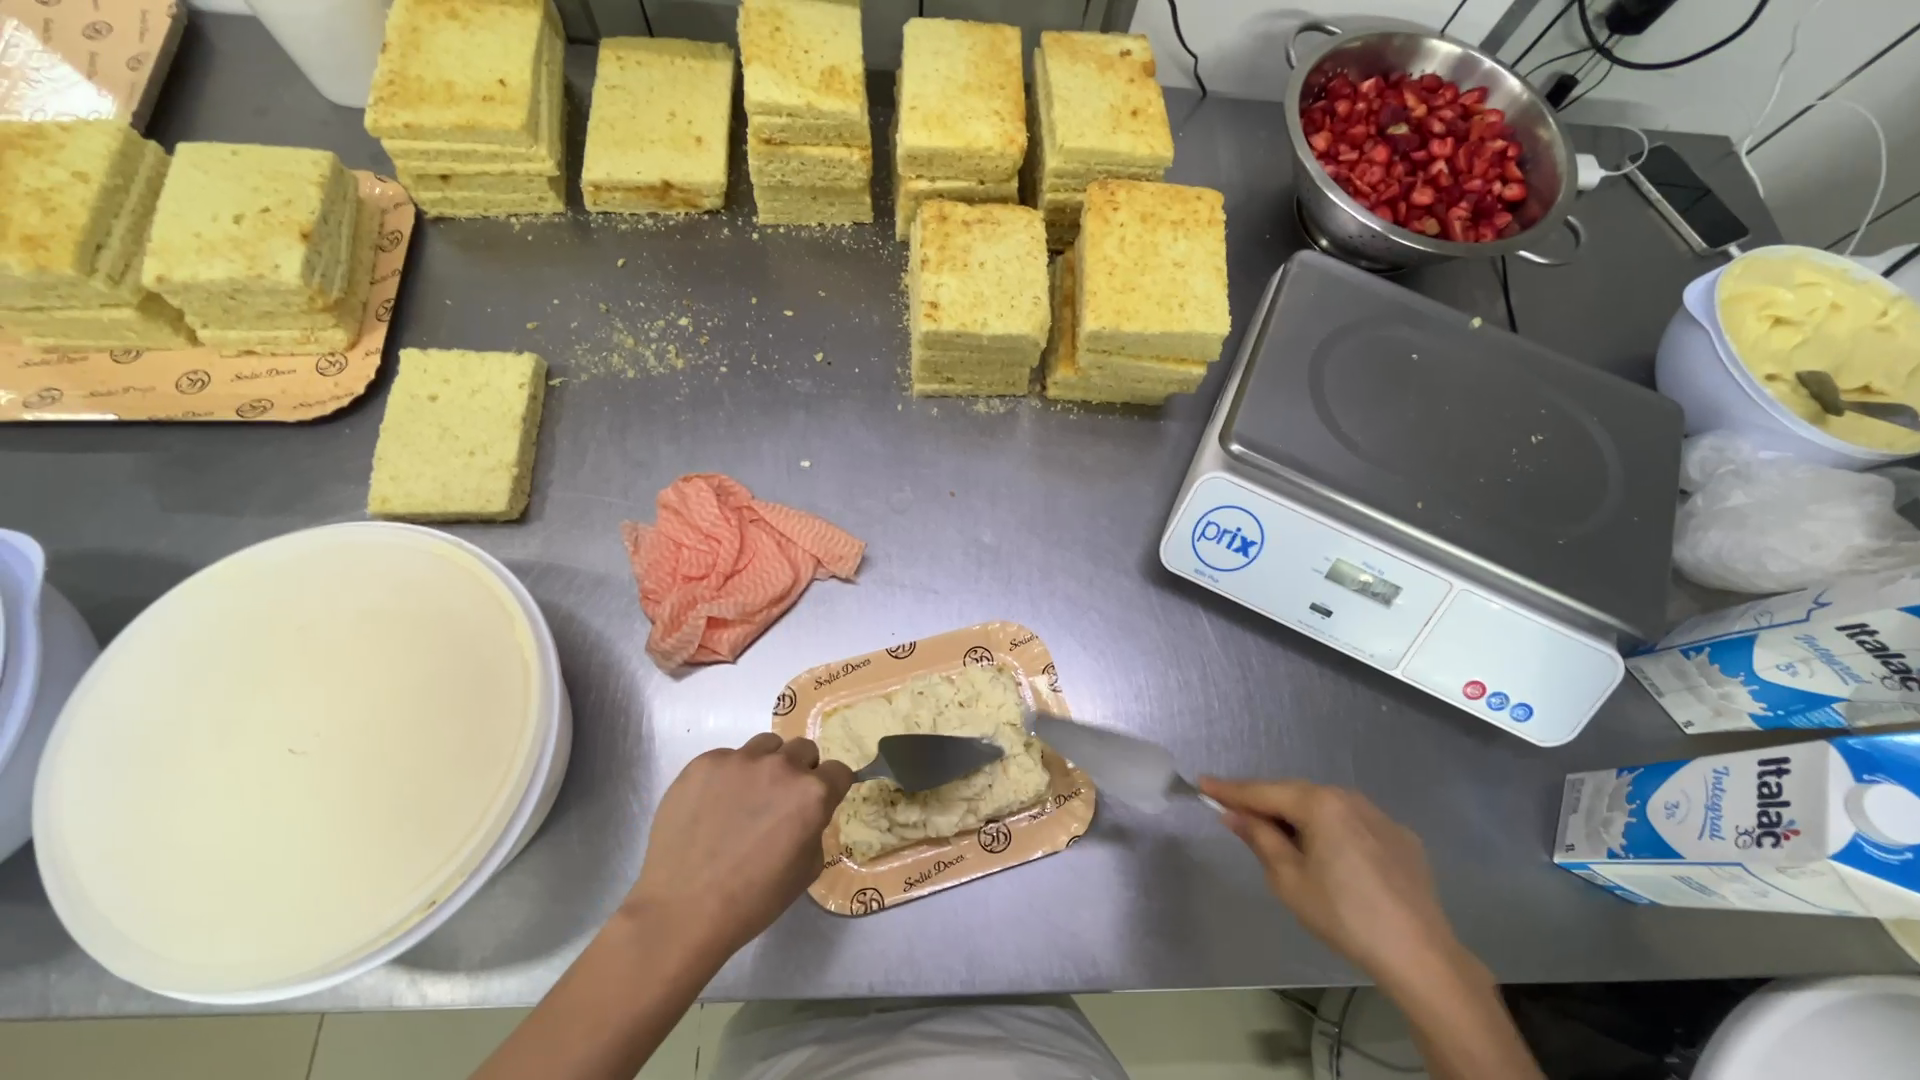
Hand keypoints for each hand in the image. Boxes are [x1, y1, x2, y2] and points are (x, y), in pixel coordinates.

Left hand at [628, 733, 852, 956]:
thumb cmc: (753, 900)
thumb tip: (806, 813)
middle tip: (781, 802)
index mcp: (812, 794)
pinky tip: (712, 807)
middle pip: (804, 750)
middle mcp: (780, 767)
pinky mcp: (704, 763)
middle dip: (800, 771)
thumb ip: (815, 828)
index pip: (839, 771)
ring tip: (746, 798)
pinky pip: (727, 758)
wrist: (683, 909)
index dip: (832, 787)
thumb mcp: (807, 870)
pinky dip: (728, 776)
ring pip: (766, 746)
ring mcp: (739, 760)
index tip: (820, 801)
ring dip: (766, 765)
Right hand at [1200, 777, 1474, 992]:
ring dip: (1300, 817)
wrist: (1418, 952)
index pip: (1264, 791)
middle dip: (1266, 803)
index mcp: (1320, 804)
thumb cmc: (1343, 915)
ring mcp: (1381, 817)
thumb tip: (1235, 814)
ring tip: (1281, 838)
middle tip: (1236, 812)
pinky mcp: (1402, 838)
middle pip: (1296, 795)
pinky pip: (1354, 825)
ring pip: (1327, 808)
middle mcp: (1351, 799)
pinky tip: (1330, 858)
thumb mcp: (1289, 880)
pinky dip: (1333, 832)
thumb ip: (1260, 839)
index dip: (1230, 790)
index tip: (1203, 783)